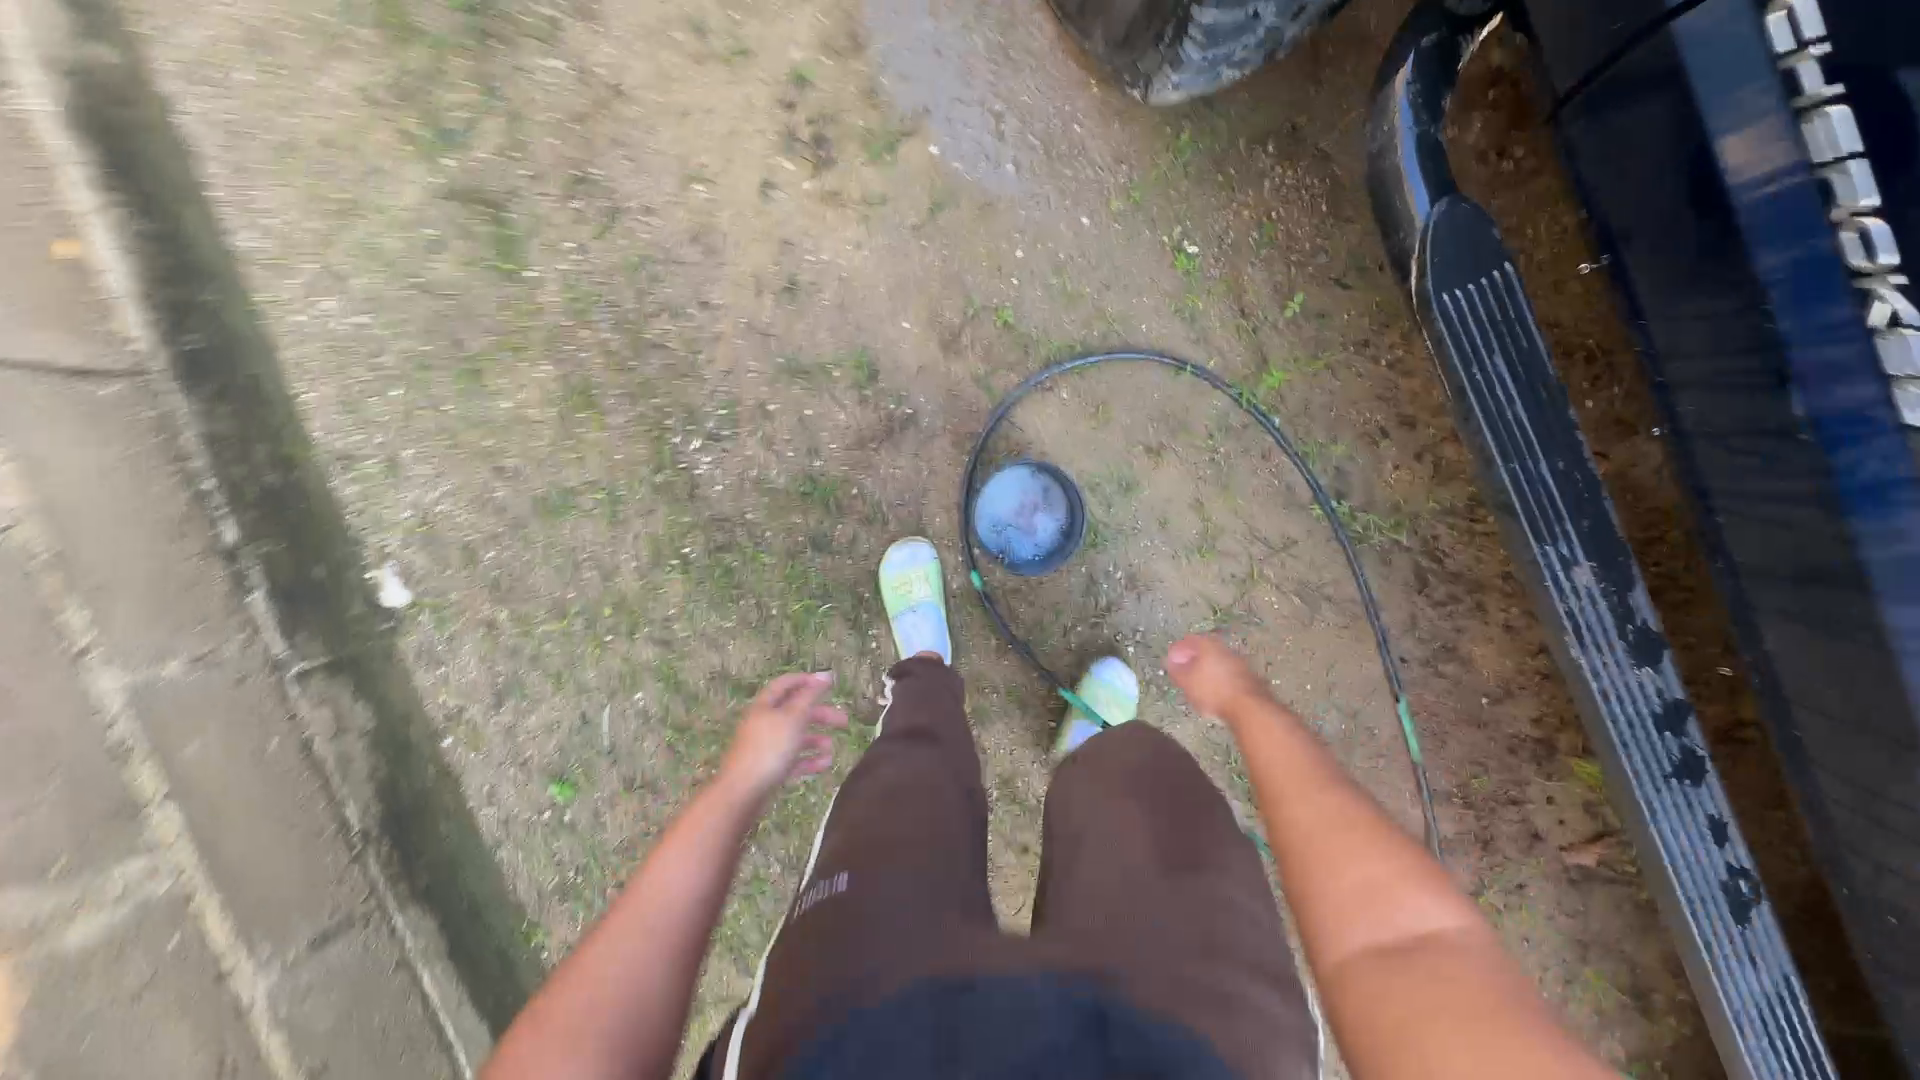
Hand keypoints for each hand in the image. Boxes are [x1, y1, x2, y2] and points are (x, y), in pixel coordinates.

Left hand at [719, 672, 848, 801]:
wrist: (742, 792)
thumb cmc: (769, 748)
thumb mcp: (793, 717)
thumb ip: (810, 695)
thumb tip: (825, 675)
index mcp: (765, 705)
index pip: (785, 684)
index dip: (806, 681)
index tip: (829, 684)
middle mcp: (764, 723)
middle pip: (795, 712)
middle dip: (820, 715)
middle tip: (843, 720)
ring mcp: (766, 747)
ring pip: (795, 737)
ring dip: (816, 740)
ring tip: (831, 749)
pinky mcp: (769, 768)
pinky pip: (792, 759)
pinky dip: (809, 760)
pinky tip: (824, 764)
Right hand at [1166, 635, 1271, 721]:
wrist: (1248, 707)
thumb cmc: (1212, 690)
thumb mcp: (1186, 681)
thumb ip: (1176, 668)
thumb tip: (1170, 661)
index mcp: (1207, 644)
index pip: (1187, 641)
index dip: (1177, 651)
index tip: (1171, 662)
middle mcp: (1224, 648)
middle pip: (1204, 650)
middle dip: (1192, 660)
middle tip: (1183, 672)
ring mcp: (1238, 662)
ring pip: (1216, 662)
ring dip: (1206, 670)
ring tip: (1197, 685)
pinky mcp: (1247, 676)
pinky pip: (1227, 674)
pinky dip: (1217, 679)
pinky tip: (1214, 693)